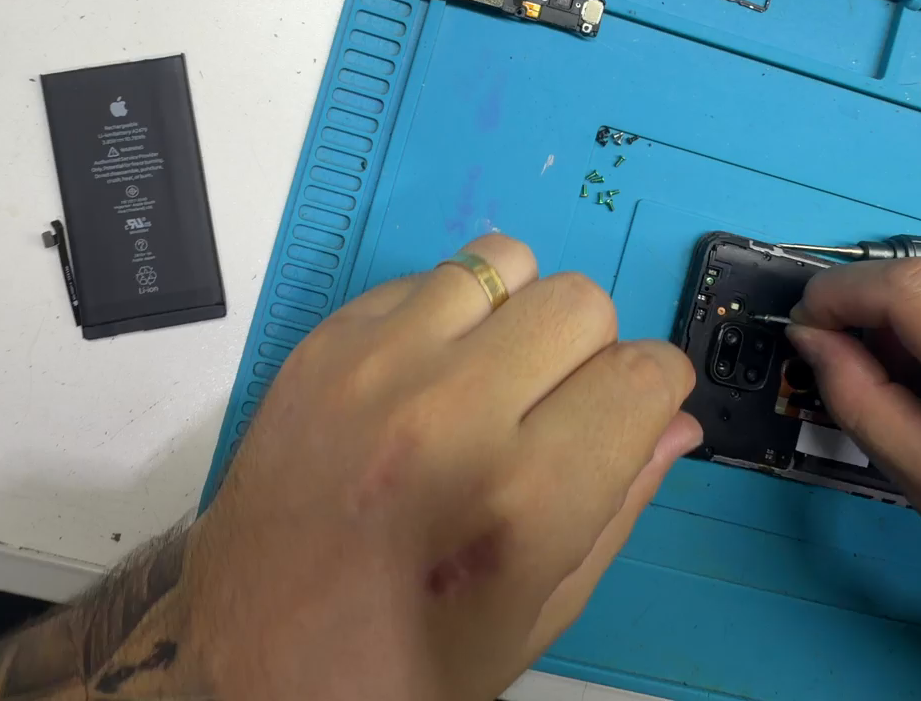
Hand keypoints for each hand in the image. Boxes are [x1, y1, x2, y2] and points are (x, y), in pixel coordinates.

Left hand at [187, 235, 701, 700]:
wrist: (247, 652)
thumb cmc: (400, 662)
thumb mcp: (535, 616)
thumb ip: (620, 505)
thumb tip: (673, 420)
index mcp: (523, 498)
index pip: (643, 376)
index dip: (653, 388)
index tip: (631, 405)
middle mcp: (451, 410)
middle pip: (579, 302)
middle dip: (589, 348)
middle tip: (551, 400)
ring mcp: (378, 362)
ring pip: (504, 259)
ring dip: (516, 311)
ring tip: (489, 370)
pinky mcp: (326, 338)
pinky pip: (427, 275)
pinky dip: (447, 311)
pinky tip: (422, 371)